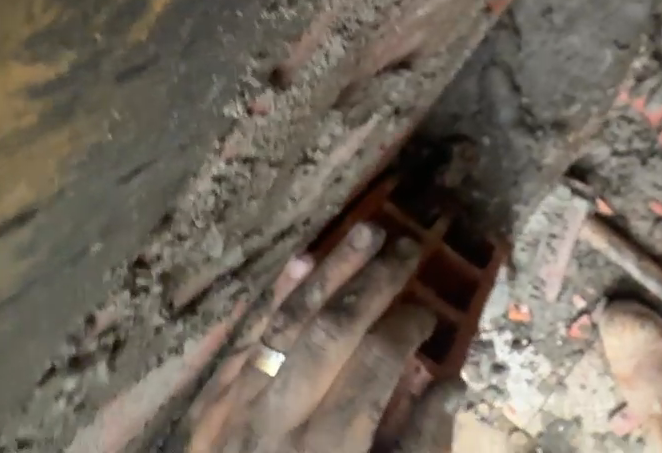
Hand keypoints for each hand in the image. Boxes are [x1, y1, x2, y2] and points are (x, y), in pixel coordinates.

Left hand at [186, 224, 457, 452]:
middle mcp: (276, 425)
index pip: (375, 366)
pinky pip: (242, 343)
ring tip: (370, 229)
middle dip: (377, 284)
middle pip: (332, 334)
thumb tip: (452, 384)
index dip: (408, 329)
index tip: (430, 315)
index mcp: (327, 451)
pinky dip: (273, 299)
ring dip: (331, 271)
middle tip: (413, 247)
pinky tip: (301, 260)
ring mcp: (234, 415)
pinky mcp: (209, 412)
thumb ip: (421, 450)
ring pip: (287, 324)